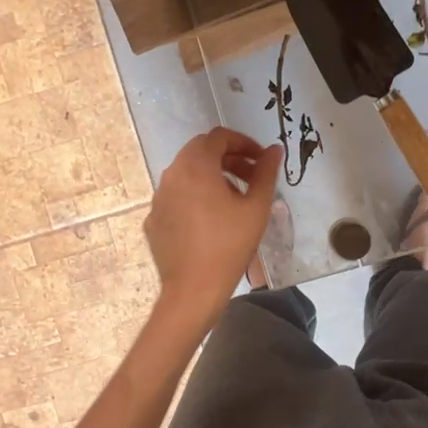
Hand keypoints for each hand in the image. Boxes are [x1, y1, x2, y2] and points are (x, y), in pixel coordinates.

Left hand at [144, 128, 281, 324]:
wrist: (193, 290)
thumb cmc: (229, 246)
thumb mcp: (256, 208)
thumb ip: (266, 173)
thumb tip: (274, 150)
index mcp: (196, 166)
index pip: (218, 137)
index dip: (243, 142)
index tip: (261, 159)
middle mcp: (172, 174)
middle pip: (200, 152)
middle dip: (229, 158)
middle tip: (251, 177)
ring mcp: (158, 198)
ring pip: (186, 174)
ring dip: (212, 177)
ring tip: (235, 199)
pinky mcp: (153, 219)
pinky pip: (176, 197)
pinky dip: (195, 197)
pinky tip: (210, 221)